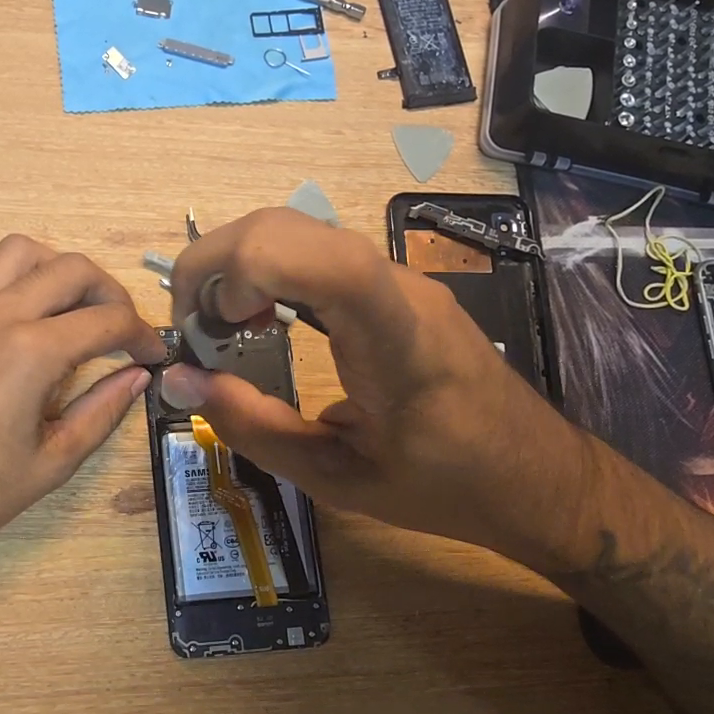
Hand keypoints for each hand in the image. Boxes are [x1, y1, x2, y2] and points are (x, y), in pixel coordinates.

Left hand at [0, 235, 166, 570]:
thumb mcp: (51, 463)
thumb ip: (101, 412)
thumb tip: (136, 377)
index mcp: (30, 353)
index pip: (107, 319)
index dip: (142, 335)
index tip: (152, 356)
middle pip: (71, 268)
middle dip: (111, 292)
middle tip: (121, 330)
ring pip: (22, 252)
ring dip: (58, 270)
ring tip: (73, 309)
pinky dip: (11, 275)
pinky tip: (22, 311)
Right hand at [163, 208, 597, 567]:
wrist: (534, 474)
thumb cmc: (444, 487)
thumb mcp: (336, 478)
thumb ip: (254, 427)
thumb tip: (179, 380)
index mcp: (395, 340)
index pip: (321, 261)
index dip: (244, 269)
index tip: (211, 330)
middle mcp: (399, 288)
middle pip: (290, 226)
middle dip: (217, 263)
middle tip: (195, 331)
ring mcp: (400, 279)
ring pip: (299, 230)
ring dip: (238, 264)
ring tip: (219, 328)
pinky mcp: (395, 287)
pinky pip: (317, 253)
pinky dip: (267, 272)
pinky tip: (258, 321)